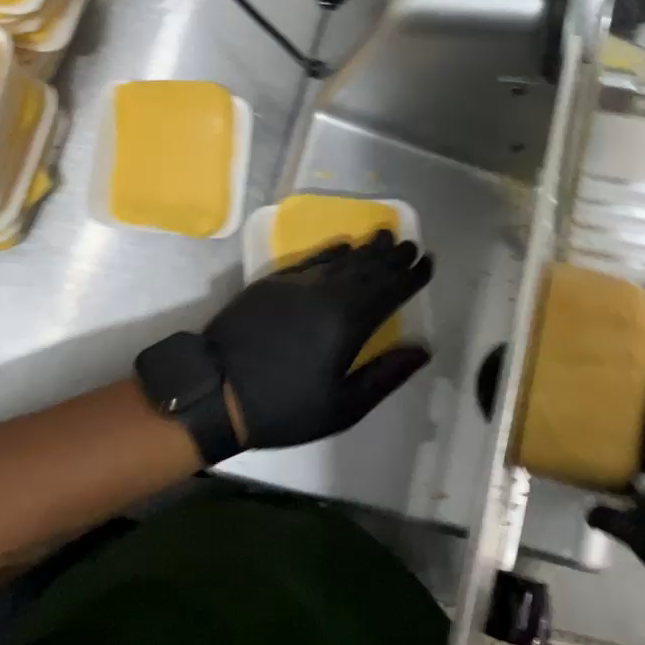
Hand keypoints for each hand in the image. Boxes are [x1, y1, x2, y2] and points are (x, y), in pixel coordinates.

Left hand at [207, 231, 434, 449]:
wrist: (216, 391)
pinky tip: (342, 247)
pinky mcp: (273, 283)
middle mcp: (327, 294)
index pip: (389, 291)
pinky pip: (311, 259)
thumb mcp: (343, 406)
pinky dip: (331, 251)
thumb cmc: (285, 406)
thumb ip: (385, 375)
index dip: (411, 277)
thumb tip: (422, 350)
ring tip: (385, 237)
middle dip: (392, 257)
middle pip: (368, 269)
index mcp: (348, 322)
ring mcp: (297, 284)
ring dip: (366, 249)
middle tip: (411, 244)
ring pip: (341, 259)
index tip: (427, 262)